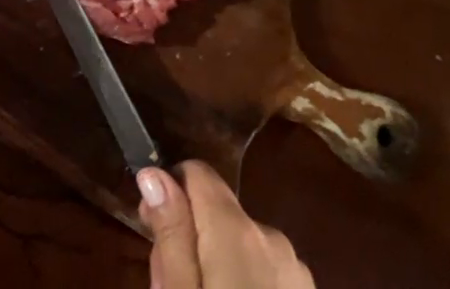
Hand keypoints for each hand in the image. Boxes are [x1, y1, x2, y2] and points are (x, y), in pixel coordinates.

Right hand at [138, 160, 313, 288]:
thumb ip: (170, 232)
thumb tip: (153, 172)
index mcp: (236, 229)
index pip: (197, 172)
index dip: (169, 191)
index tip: (154, 227)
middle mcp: (271, 235)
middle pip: (217, 210)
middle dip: (192, 233)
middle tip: (173, 281)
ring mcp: (296, 266)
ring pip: (242, 240)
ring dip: (219, 259)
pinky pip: (267, 266)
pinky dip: (247, 279)